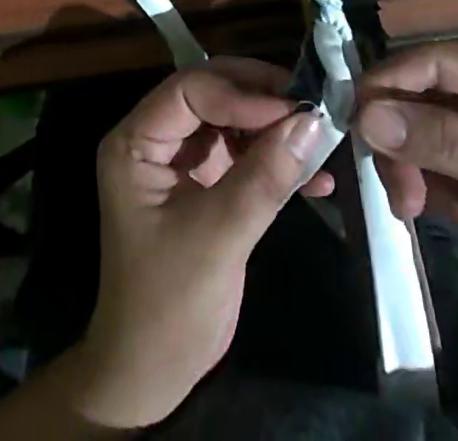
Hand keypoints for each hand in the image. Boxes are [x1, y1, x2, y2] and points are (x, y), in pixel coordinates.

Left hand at [73, 57, 335, 427]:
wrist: (154, 368)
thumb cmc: (169, 302)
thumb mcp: (218, 236)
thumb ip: (264, 176)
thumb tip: (314, 121)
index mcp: (136, 143)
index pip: (189, 89)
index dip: (241, 93)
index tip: (294, 111)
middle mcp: (156, 140)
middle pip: (212, 93)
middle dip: (263, 99)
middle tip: (314, 107)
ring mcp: (182, 160)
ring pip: (233, 118)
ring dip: (276, 127)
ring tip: (322, 140)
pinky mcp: (208, 182)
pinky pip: (246, 152)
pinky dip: (278, 159)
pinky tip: (318, 179)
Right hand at [355, 39, 457, 366]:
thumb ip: (438, 139)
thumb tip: (363, 116)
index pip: (421, 61)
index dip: (384, 89)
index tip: (355, 129)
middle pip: (405, 104)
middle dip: (407, 156)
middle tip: (408, 200)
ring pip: (407, 144)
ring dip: (430, 190)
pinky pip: (425, 177)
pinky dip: (448, 208)